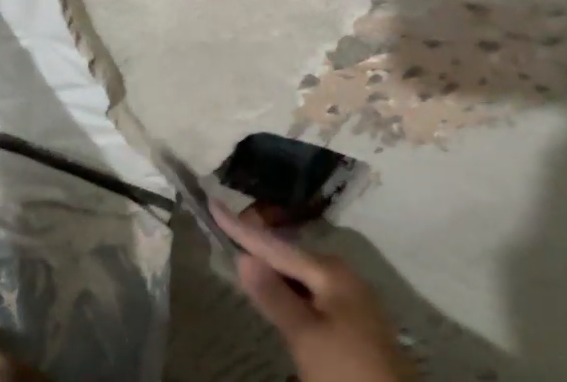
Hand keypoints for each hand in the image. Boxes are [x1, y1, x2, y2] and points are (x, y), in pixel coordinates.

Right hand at [212, 203, 410, 381]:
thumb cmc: (345, 370)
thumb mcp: (304, 335)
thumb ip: (273, 295)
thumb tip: (242, 257)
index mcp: (331, 272)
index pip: (276, 246)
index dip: (241, 229)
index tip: (212, 203)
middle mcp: (343, 276)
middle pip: (290, 255)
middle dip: (258, 244)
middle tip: (226, 229)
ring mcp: (352, 298)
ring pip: (301, 275)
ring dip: (273, 268)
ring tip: (244, 255)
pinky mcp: (354, 319)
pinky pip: (312, 291)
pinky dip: (289, 288)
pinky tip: (277, 293)